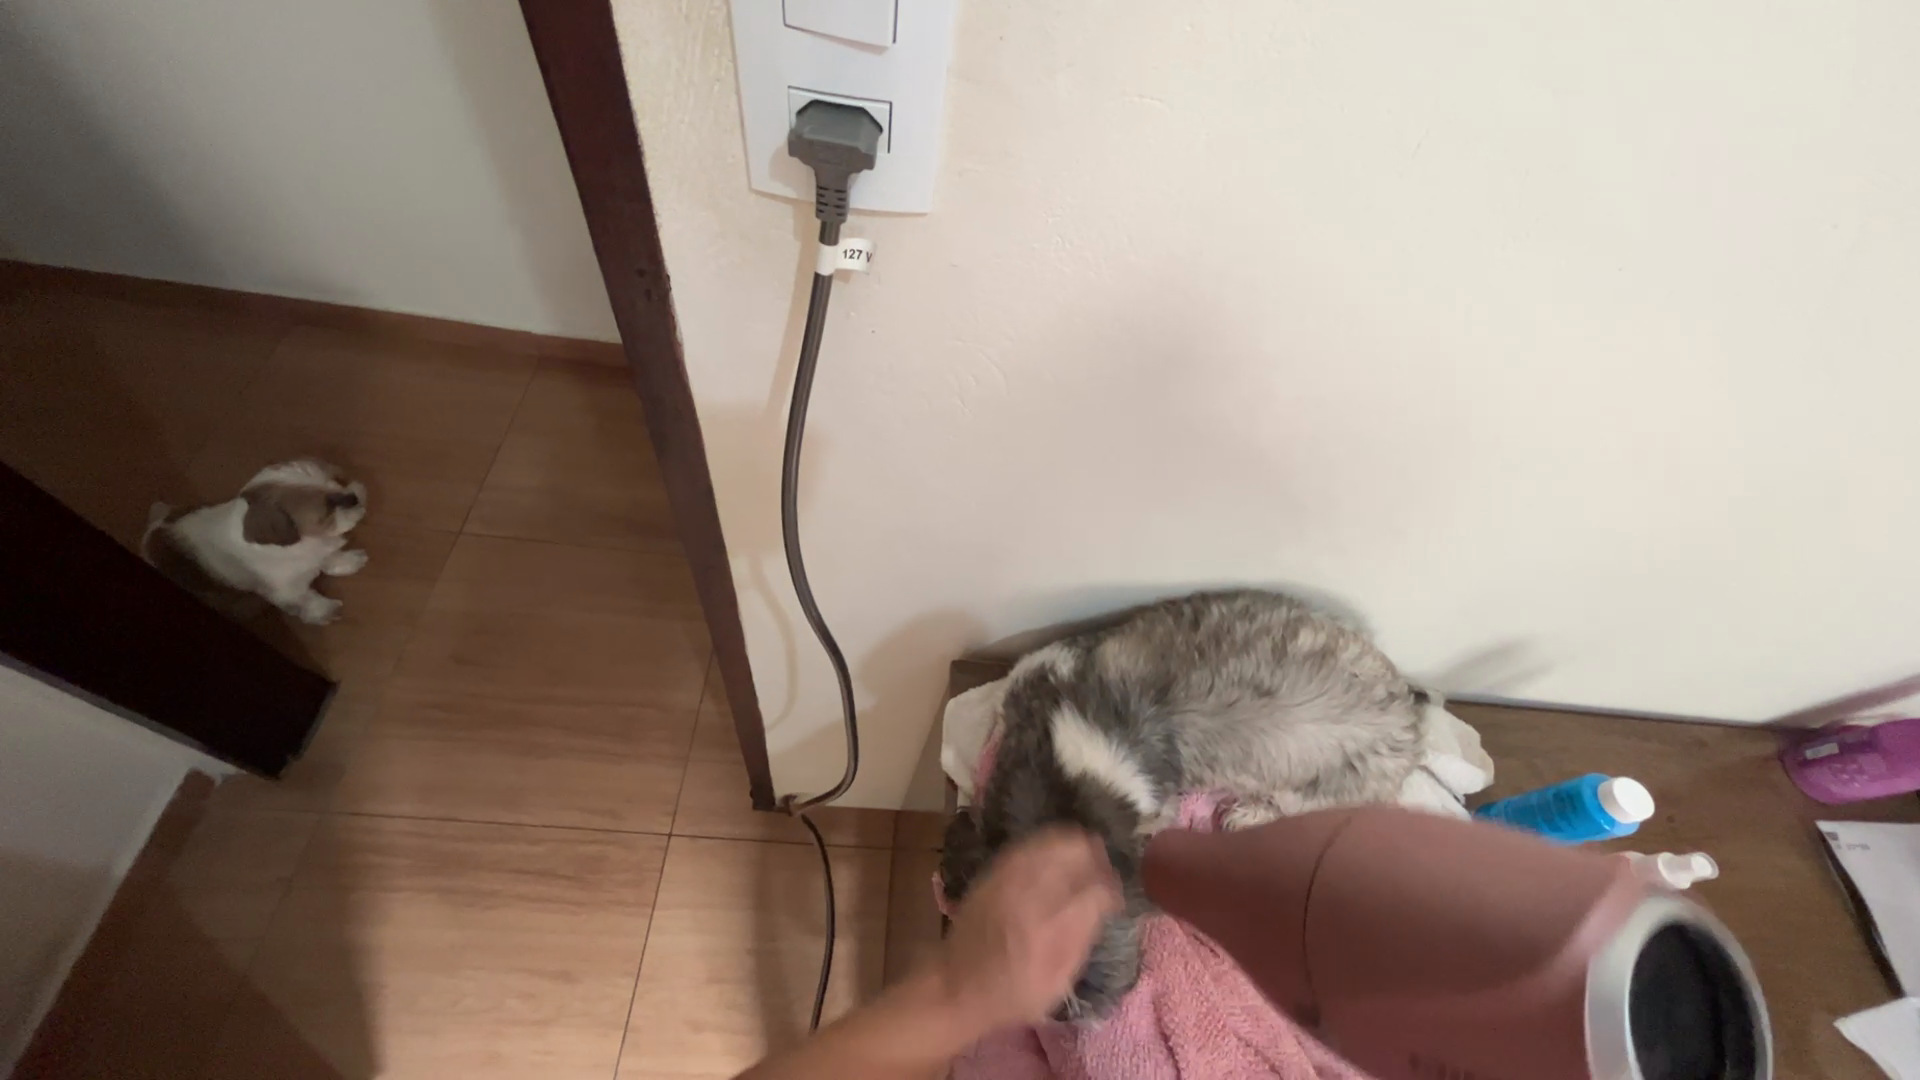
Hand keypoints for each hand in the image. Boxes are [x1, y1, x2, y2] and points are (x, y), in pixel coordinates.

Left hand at [933, 827, 1121, 1034]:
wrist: (956, 983)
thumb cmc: (1012, 994)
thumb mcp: (1057, 984)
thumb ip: (1082, 942)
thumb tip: (1103, 909)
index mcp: (1053, 930)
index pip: (1095, 892)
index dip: (1112, 888)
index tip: (1116, 893)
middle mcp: (1033, 896)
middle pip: (1075, 856)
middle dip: (1096, 858)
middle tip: (1104, 867)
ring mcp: (1010, 879)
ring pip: (1052, 843)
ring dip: (1075, 844)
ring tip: (1087, 850)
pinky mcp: (994, 871)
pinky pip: (1028, 845)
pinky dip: (1048, 842)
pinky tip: (1058, 847)